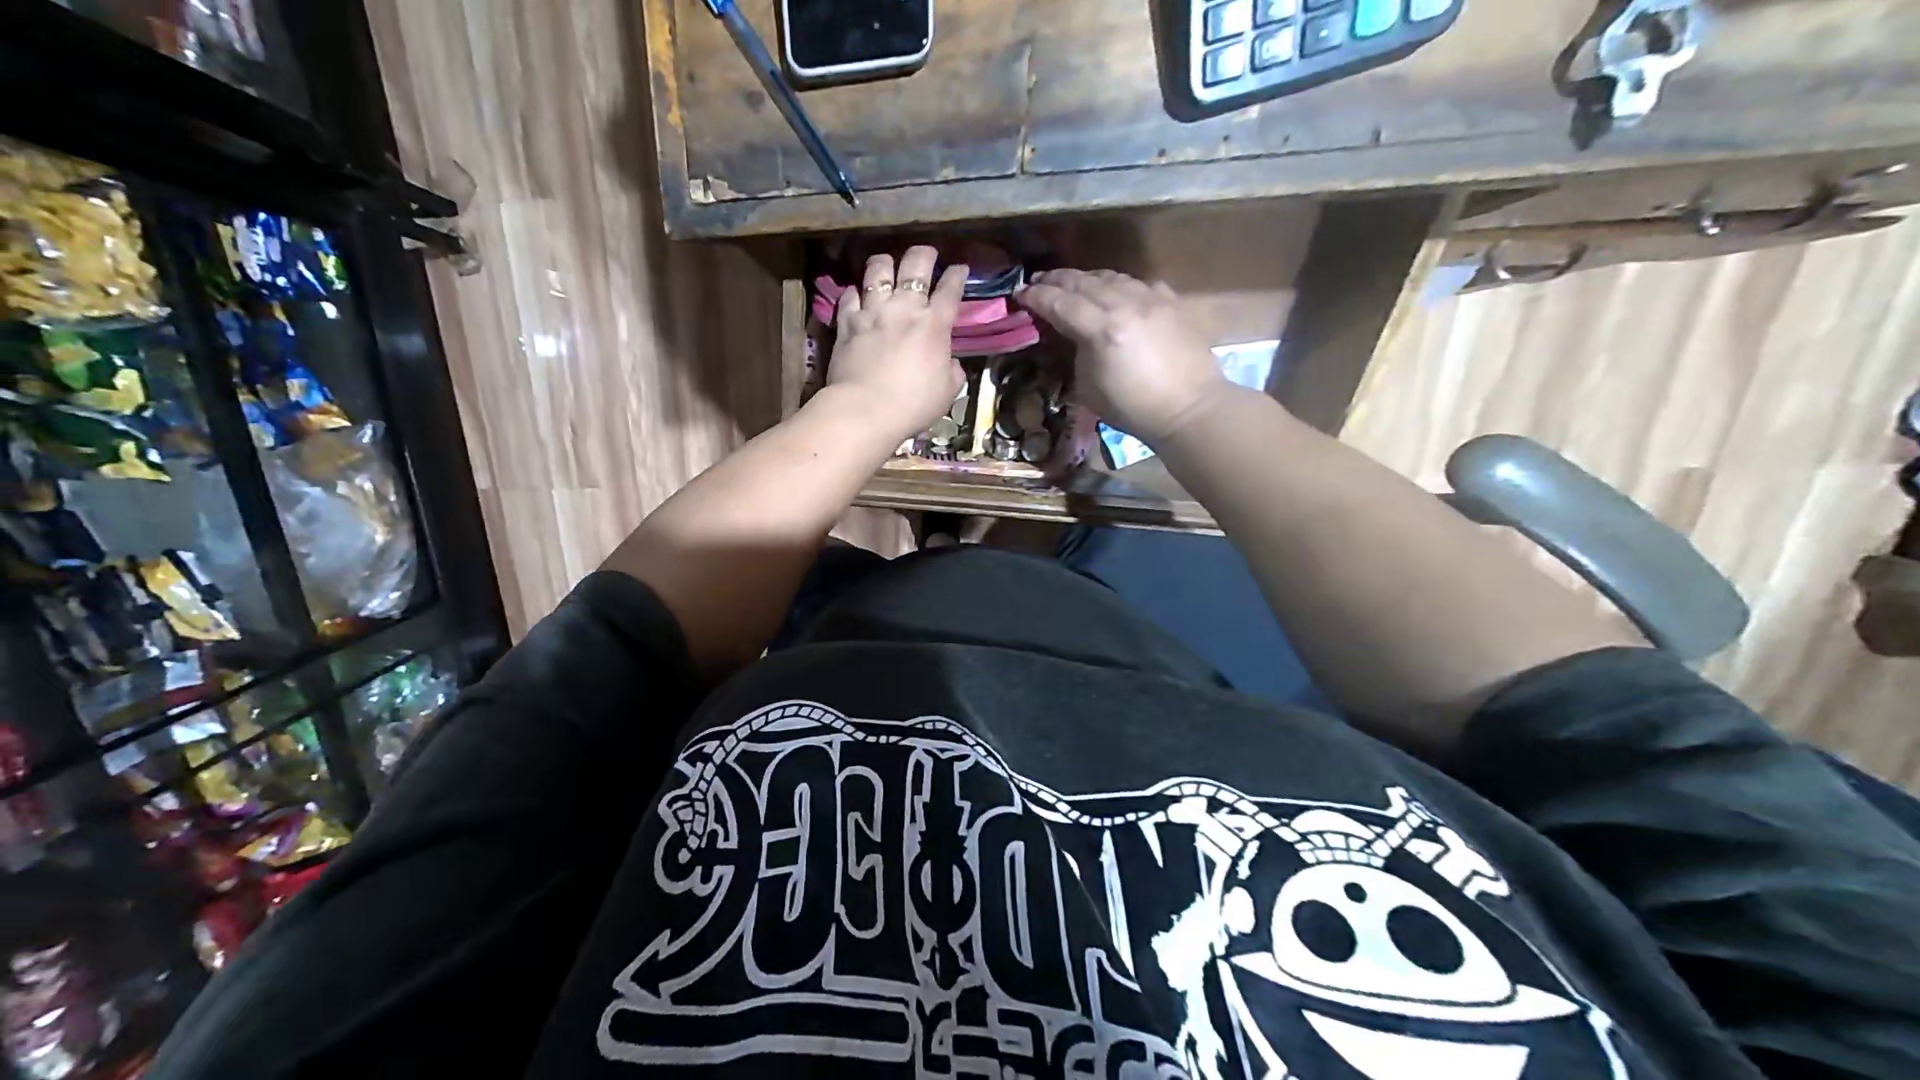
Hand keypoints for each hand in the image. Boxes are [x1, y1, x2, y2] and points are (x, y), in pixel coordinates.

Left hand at [825, 246, 967, 444]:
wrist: (866, 410)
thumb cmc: (914, 404)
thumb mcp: (947, 392)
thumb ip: (952, 371)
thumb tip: (950, 362)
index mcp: (935, 324)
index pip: (951, 288)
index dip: (957, 274)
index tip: (959, 268)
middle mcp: (905, 307)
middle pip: (916, 264)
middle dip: (924, 254)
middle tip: (926, 255)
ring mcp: (873, 311)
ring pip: (877, 269)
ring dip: (884, 264)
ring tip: (886, 265)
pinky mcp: (847, 322)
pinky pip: (849, 296)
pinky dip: (854, 293)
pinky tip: (857, 296)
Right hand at [1017, 269, 1233, 444]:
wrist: (1189, 408)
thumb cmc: (1132, 408)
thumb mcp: (1087, 386)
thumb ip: (1076, 351)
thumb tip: (1072, 334)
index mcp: (1102, 330)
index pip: (1059, 303)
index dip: (1035, 297)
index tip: (1018, 294)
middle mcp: (1125, 304)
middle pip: (1082, 282)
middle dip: (1056, 281)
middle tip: (1037, 282)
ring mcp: (1151, 299)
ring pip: (1110, 276)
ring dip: (1086, 279)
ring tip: (1071, 283)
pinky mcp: (1170, 301)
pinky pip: (1137, 283)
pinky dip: (1118, 285)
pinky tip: (1113, 292)